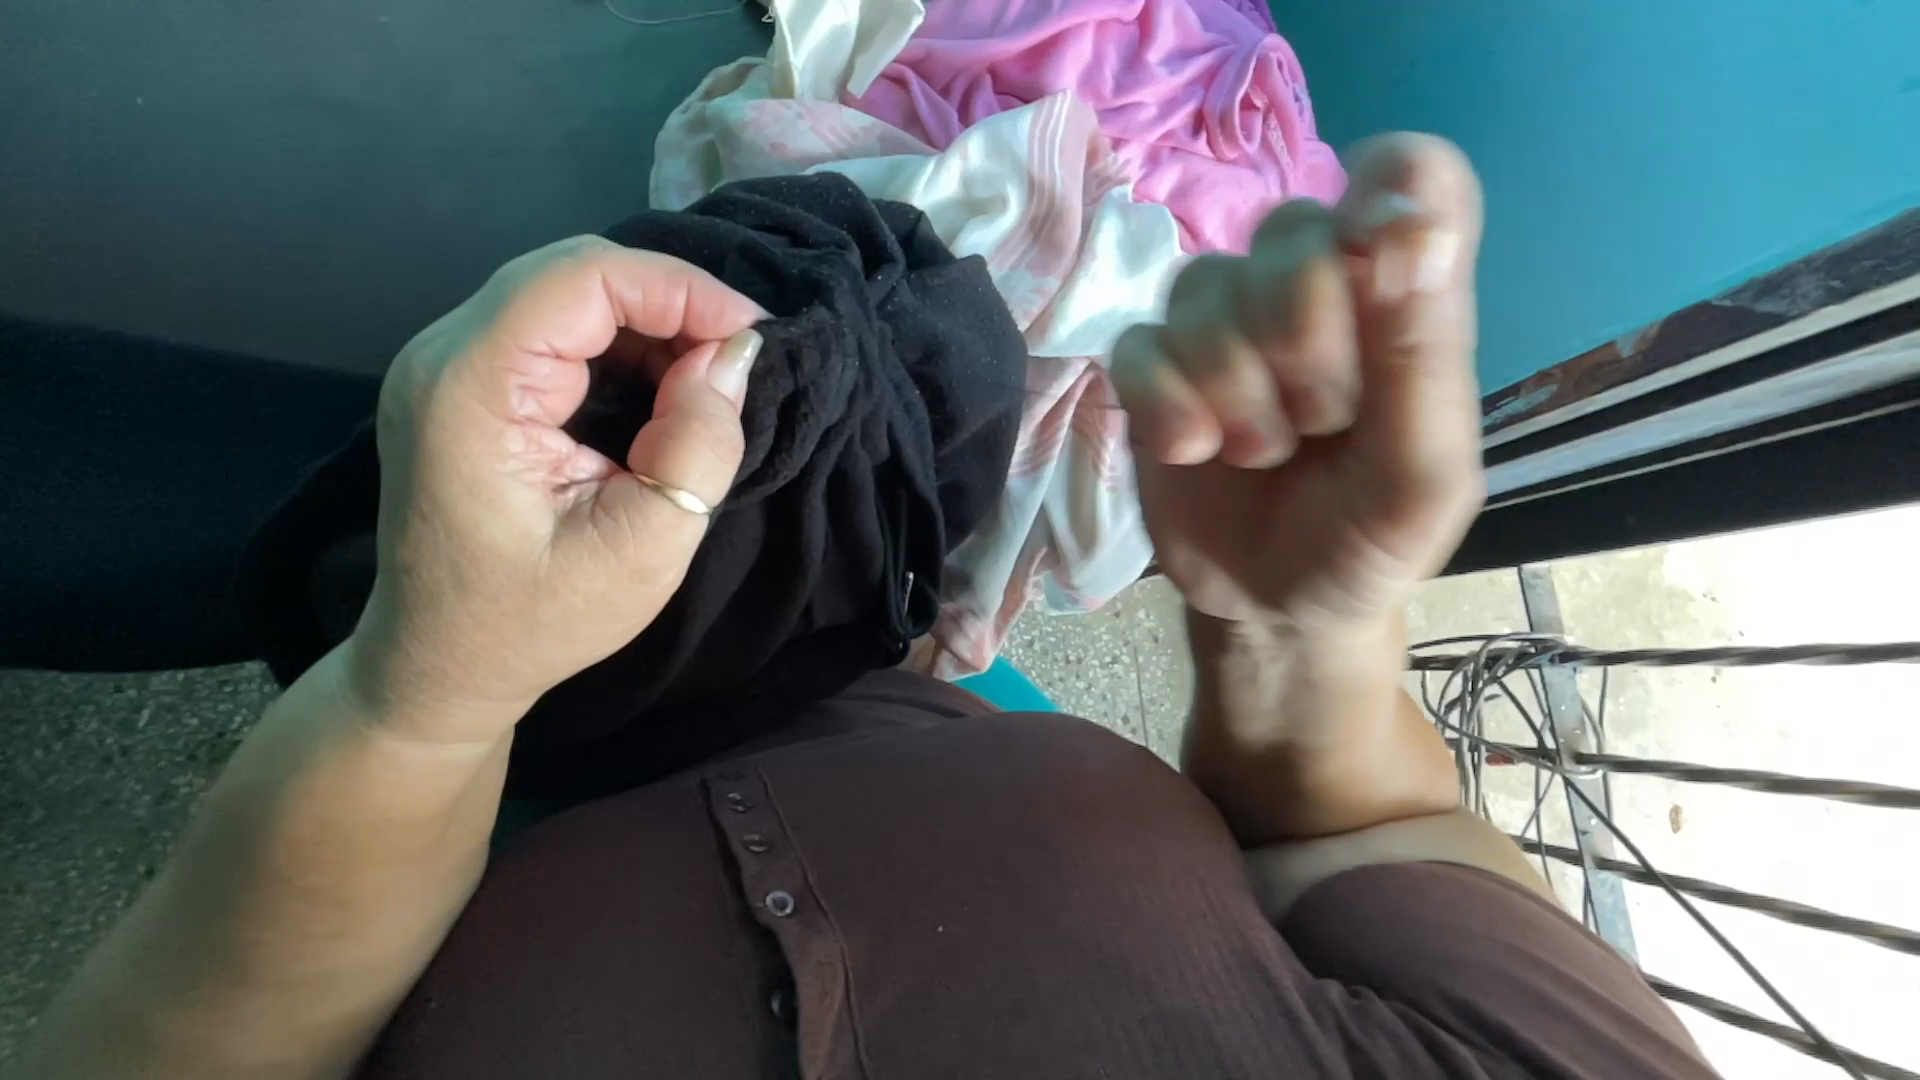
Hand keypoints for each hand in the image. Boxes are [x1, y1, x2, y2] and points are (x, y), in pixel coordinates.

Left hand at [343, 236, 765, 742]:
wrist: (442, 665)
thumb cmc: (539, 620)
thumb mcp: (645, 547)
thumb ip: (698, 444)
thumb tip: (733, 358)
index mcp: (473, 388)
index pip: (582, 279)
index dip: (680, 289)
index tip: (754, 336)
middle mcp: (447, 356)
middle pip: (572, 275)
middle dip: (672, 301)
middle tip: (740, 355)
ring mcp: (451, 367)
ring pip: (568, 295)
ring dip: (652, 323)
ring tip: (711, 375)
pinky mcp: (470, 386)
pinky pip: (557, 331)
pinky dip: (624, 345)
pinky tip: (663, 386)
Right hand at [1112, 135, 1484, 631]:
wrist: (1271, 605)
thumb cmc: (1364, 542)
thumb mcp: (1421, 477)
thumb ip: (1424, 359)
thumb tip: (1412, 226)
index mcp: (1396, 301)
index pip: (1407, 175)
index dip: (1389, 196)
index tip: (1379, 266)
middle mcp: (1302, 294)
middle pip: (1290, 230)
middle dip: (1303, 341)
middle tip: (1319, 423)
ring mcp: (1217, 331)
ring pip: (1202, 288)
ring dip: (1234, 389)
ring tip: (1259, 453)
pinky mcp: (1151, 374)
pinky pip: (1137, 345)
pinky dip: (1165, 404)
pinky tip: (1190, 450)